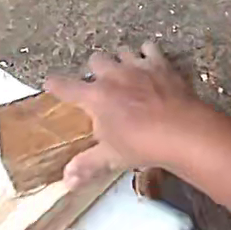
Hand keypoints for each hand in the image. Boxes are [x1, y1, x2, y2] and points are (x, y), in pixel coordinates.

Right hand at [43, 43, 211, 186]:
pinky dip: (148, 52)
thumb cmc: (141, 144)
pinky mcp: (161, 64)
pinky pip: (150, 48)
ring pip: (122, 51)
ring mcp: (138, 66)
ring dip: (121, 58)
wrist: (180, 129)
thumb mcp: (110, 157)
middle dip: (95, 68)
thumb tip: (67, 181)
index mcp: (95, 96)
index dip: (55, 84)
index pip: (66, 87)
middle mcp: (113, 75)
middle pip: (95, 59)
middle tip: (99, 80)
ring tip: (124, 69)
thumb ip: (87, 165)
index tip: (50, 82)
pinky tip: (150, 59)